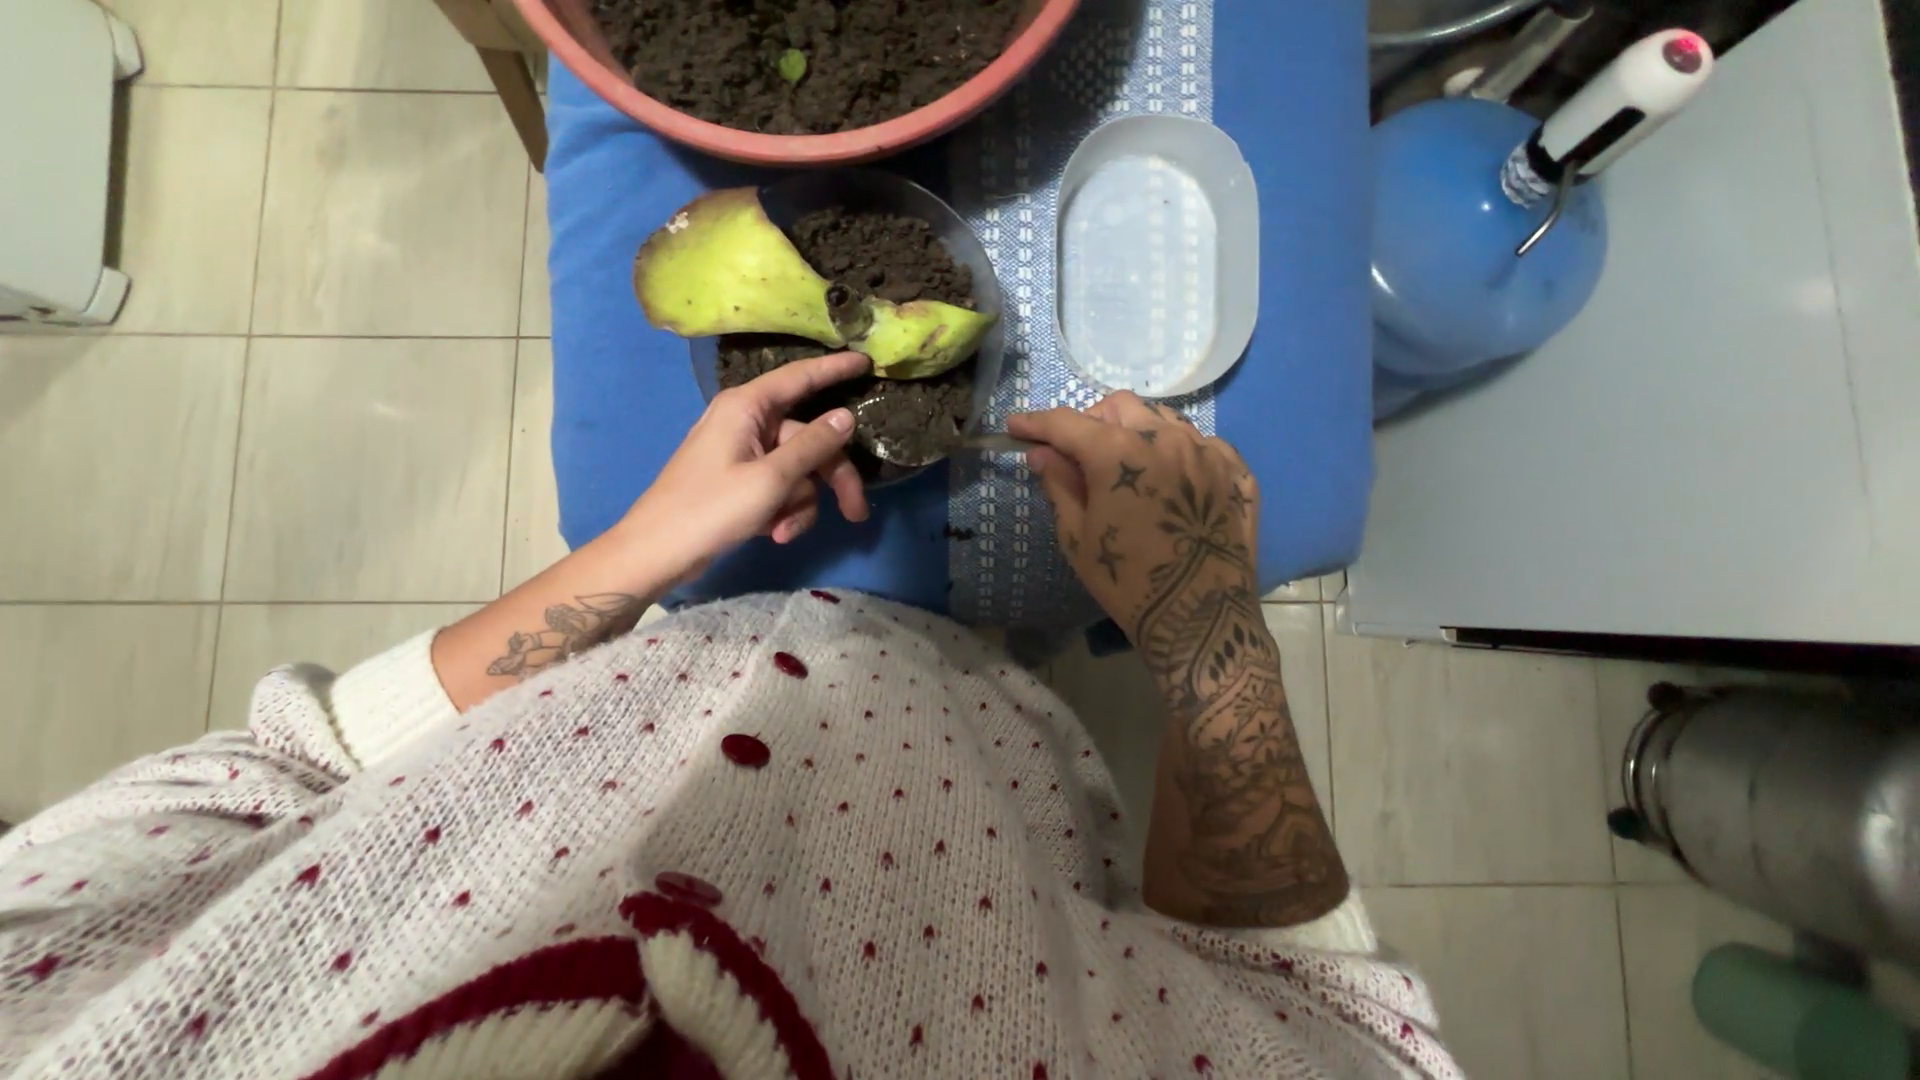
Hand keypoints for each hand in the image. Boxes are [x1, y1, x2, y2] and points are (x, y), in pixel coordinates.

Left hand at [622, 351, 871, 585]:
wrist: (659, 552)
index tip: (866, 362)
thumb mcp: (771, 479)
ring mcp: (743, 452)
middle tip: (855, 512)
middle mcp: (747, 422)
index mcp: (747, 407)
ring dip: (800, 504)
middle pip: (809, 440)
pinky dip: (783, 511)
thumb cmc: (710, 508)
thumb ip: (812, 446)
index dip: (835, 370)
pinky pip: (780, 487)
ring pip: (799, 470)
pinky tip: (773, 533)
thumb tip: (846, 416)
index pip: (800, 378)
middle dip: (830, 479)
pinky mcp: (741, 480)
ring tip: (783, 531)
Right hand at [1007, 392, 1258, 642]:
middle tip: (1077, 454)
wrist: (1201, 617)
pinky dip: (1176, 453)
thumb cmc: (1128, 582)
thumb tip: (1041, 455)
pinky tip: (1168, 483)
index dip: (1036, 423)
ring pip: (1163, 419)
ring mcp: (1207, 451)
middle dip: (1091, 421)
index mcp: (1119, 452)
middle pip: (1119, 407)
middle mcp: (1166, 437)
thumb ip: (1059, 485)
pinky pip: (1200, 445)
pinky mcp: (1236, 472)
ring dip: (1136, 432)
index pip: (1067, 423)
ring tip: (1127, 467)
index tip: (1016, 428)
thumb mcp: (1078, 538)